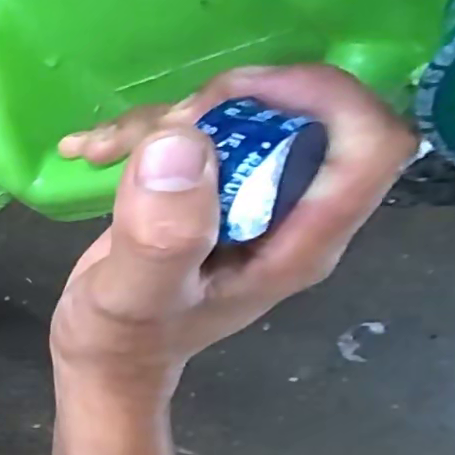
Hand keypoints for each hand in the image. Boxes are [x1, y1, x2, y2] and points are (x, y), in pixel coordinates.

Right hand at [51, 64, 419, 398]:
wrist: (101, 358)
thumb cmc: (122, 341)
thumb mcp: (134, 296)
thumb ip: (162, 234)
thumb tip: (179, 142)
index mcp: (296, 243)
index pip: (366, 146)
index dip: (321, 100)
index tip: (232, 95)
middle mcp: (283, 214)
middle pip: (293, 120)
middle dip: (219, 109)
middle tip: (151, 132)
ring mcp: (242, 202)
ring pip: (230, 123)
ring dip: (160, 123)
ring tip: (98, 151)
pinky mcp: (200, 196)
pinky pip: (187, 140)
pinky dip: (135, 136)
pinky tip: (88, 152)